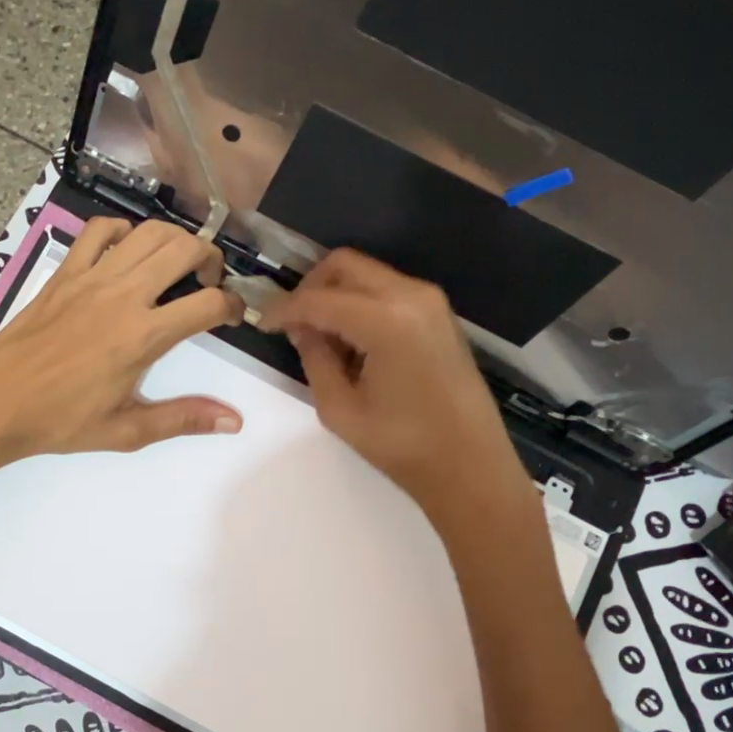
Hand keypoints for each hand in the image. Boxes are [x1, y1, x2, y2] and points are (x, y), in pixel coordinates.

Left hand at [0, 217, 245, 463]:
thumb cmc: (60, 421)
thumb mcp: (126, 430)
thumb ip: (183, 419)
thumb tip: (232, 421)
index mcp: (142, 336)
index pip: (207, 303)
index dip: (233, 306)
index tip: (233, 316)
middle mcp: (122, 295)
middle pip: (184, 249)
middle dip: (210, 259)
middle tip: (208, 283)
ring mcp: (91, 278)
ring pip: (148, 232)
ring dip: (174, 240)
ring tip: (176, 264)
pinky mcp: (65, 273)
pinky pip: (100, 231)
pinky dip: (123, 230)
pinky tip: (127, 252)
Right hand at [257, 249, 532, 513]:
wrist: (471, 466)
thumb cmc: (403, 446)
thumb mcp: (340, 409)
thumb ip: (314, 358)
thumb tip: (302, 329)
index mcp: (386, 321)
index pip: (318, 299)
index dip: (283, 308)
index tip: (260, 322)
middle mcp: (411, 296)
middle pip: (345, 265)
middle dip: (310, 288)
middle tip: (292, 323)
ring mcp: (431, 302)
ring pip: (368, 274)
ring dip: (337, 294)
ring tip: (321, 337)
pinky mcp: (439, 315)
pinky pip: (388, 290)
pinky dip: (361, 303)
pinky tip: (352, 342)